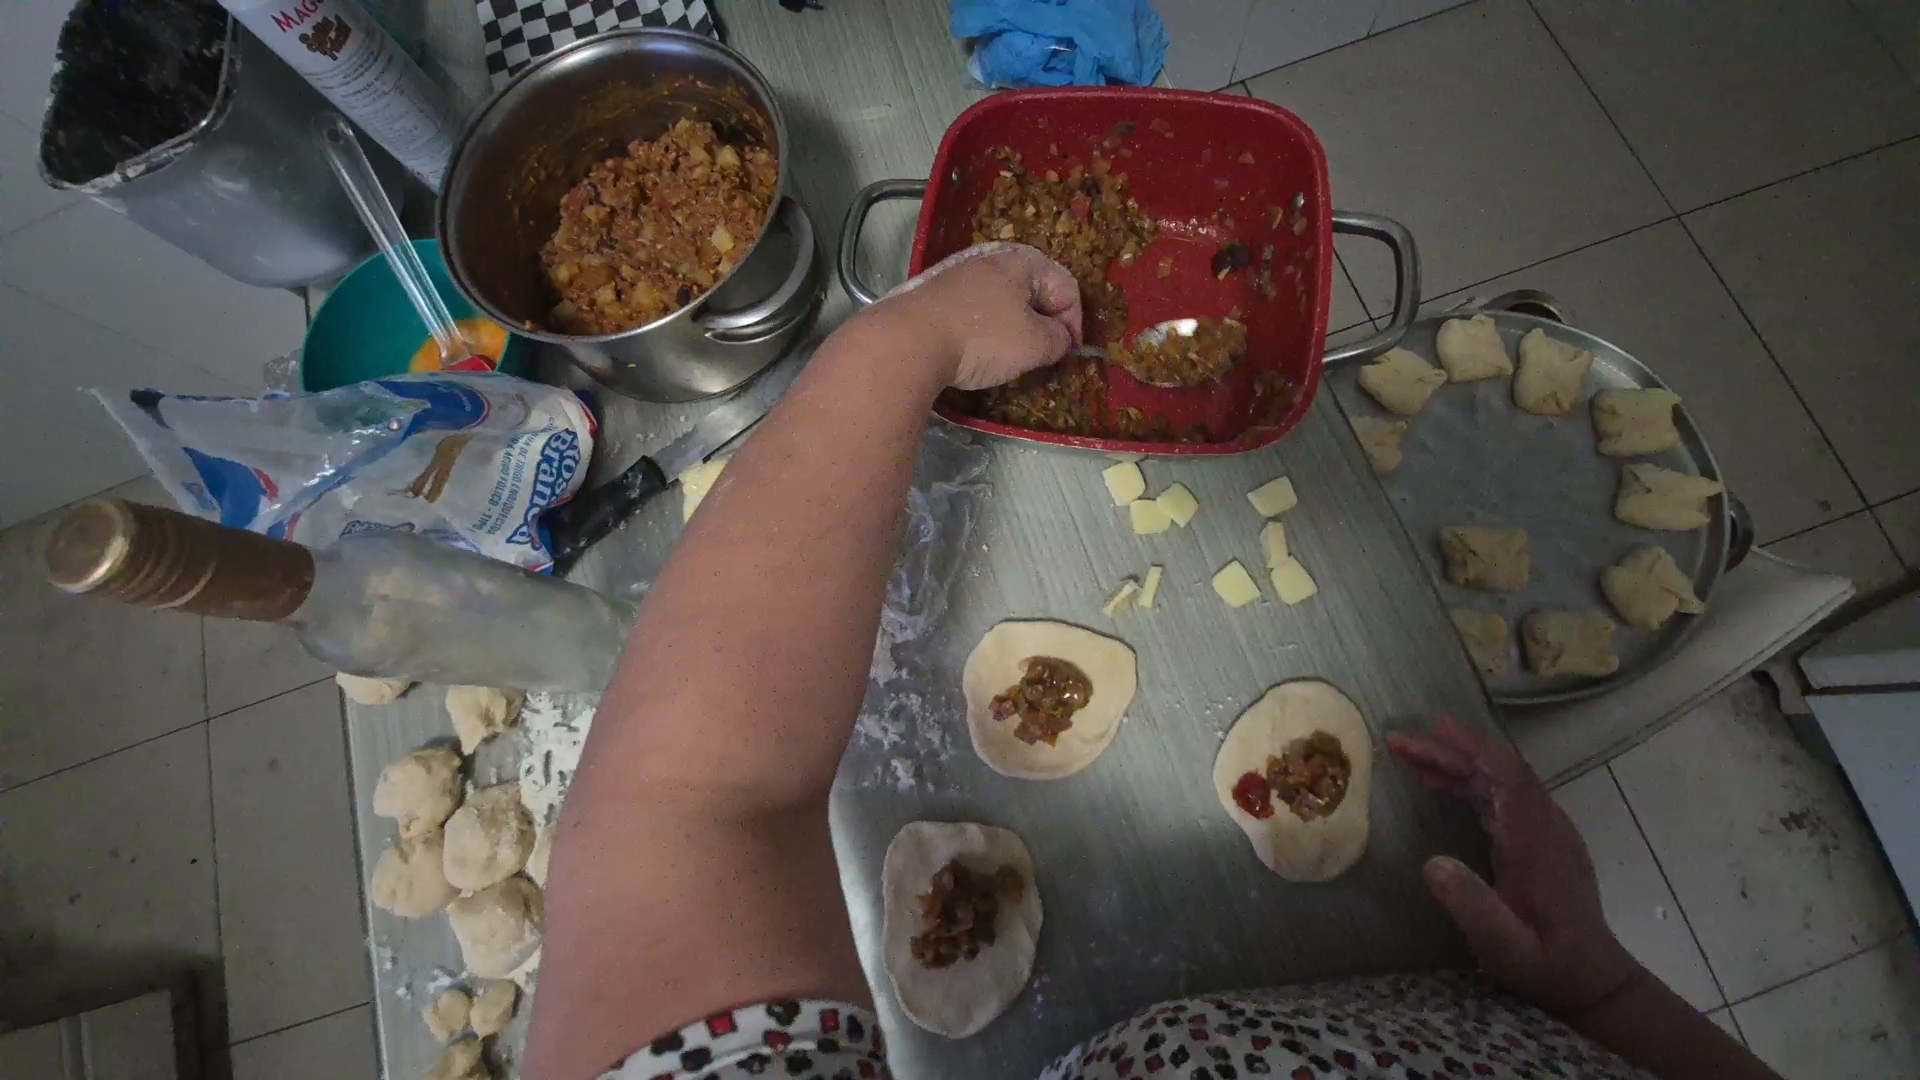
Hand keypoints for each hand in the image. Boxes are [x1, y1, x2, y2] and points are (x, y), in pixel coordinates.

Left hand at [862, 242, 1082, 389]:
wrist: (908, 341)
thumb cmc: (981, 339)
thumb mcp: (1033, 344)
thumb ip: (1058, 339)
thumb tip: (1062, 339)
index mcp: (1023, 262)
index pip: (1067, 288)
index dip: (1076, 324)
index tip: (1069, 355)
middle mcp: (992, 260)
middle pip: (1033, 292)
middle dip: (1044, 325)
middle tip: (1043, 356)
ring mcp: (960, 276)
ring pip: (1002, 302)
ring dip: (1014, 329)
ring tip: (1011, 358)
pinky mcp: (937, 297)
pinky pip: (975, 312)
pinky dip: (985, 331)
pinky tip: (977, 351)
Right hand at [1389, 717, 1644, 1018]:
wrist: (1593, 984)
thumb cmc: (1545, 964)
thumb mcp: (1504, 945)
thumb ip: (1471, 905)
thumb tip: (1433, 863)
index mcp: (1538, 841)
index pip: (1509, 776)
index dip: (1472, 747)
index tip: (1433, 728)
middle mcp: (1546, 825)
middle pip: (1498, 769)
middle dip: (1448, 750)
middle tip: (1399, 743)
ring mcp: (1546, 830)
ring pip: (1499, 779)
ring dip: (1454, 763)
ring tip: (1408, 758)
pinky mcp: (1539, 837)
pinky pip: (1502, 793)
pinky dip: (1467, 780)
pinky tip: (1438, 785)